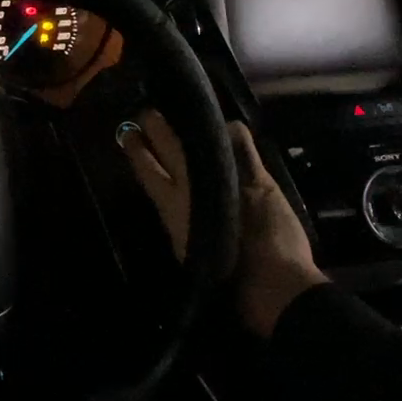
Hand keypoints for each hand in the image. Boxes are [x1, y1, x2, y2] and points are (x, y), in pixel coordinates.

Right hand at [118, 111, 327, 337]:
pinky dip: (232, 131)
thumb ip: (183, 227)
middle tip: (144, 113)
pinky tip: (225, 125)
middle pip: (169, 150)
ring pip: (195, 142)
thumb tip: (175, 210)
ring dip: (182, 125)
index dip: (139, 156)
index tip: (130, 139)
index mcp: (173, 211)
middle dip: (154, 130)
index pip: (149, 175)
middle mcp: (191, 188)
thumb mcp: (193, 254)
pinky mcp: (255, 176)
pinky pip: (240, 142)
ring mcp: (222, 177)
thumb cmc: (228, 286)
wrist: (272, 288)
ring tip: (183, 112)